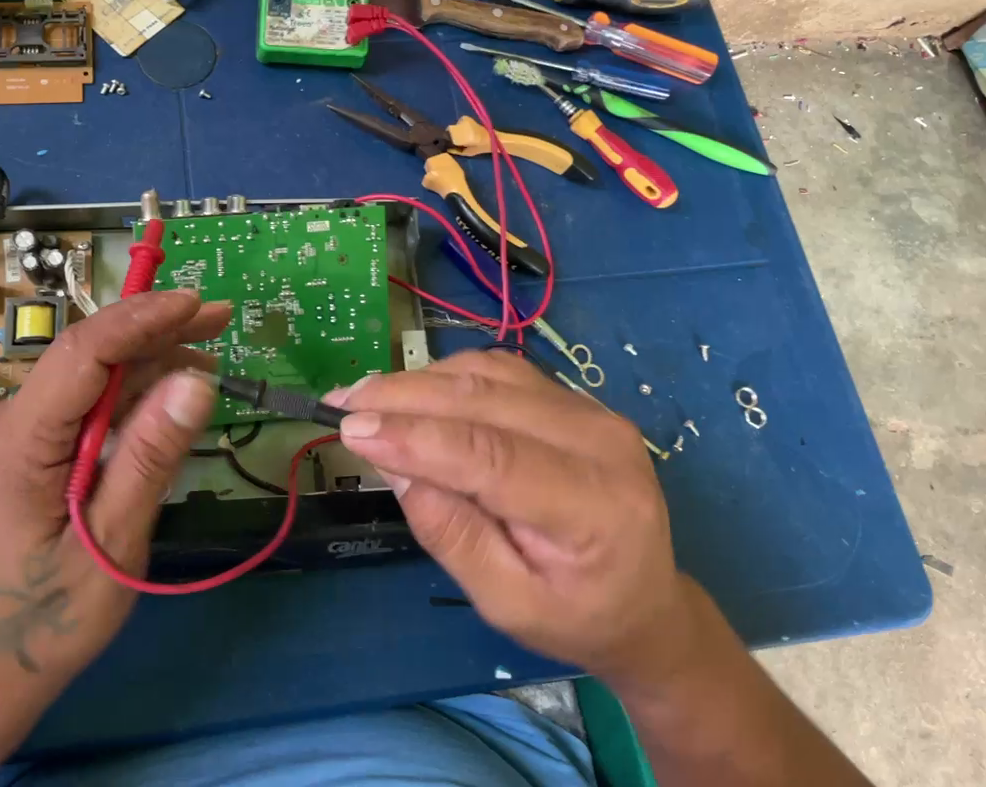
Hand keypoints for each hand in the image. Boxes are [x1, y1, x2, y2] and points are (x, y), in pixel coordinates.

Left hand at [0, 290, 228, 716]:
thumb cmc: (50, 616)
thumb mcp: (112, 541)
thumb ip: (151, 457)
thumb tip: (195, 379)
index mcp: (22, 439)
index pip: (83, 352)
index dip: (142, 319)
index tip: (195, 304)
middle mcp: (14, 422)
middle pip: (89, 354)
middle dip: (155, 329)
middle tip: (219, 318)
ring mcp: (21, 435)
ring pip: (92, 376)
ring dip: (150, 361)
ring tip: (209, 354)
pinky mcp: (34, 451)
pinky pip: (87, 406)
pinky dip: (133, 396)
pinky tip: (172, 397)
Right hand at [327, 349, 693, 684]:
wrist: (645, 600)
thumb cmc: (575, 615)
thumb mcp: (506, 604)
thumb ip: (452, 535)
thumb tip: (394, 466)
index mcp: (594, 507)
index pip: (492, 456)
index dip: (415, 437)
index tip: (351, 428)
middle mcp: (600, 442)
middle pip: (486, 399)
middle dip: (403, 396)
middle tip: (340, 402)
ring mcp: (592, 411)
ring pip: (488, 373)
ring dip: (419, 380)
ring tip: (365, 398)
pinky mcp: (575, 398)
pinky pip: (500, 371)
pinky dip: (446, 376)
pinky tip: (411, 395)